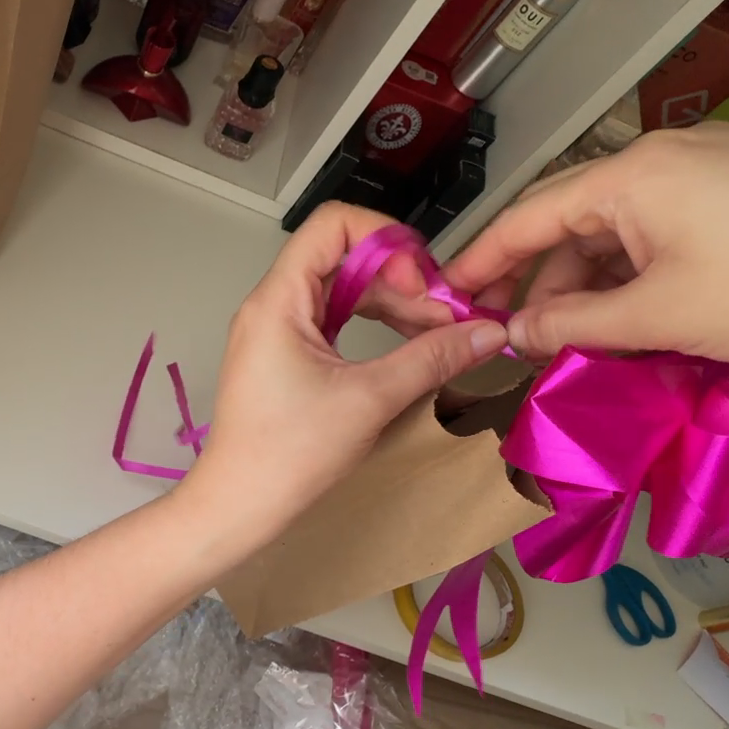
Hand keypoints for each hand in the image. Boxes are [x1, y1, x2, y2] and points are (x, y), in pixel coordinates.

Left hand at [177, 203, 508, 545]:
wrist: (239, 503)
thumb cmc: (288, 453)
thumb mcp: (370, 399)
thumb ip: (433, 357)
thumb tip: (489, 331)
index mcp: (278, 302)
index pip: (332, 225)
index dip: (387, 239)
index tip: (420, 283)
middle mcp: (270, 307)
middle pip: (344, 259)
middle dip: (400, 279)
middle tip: (443, 320)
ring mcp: (273, 334)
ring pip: (341, 293)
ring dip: (391, 307)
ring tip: (435, 339)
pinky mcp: (282, 359)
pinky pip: (331, 323)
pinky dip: (369, 329)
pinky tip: (405, 350)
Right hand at [445, 123, 728, 370]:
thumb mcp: (655, 316)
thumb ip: (567, 326)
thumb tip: (511, 335)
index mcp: (633, 175)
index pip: (524, 218)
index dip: (476, 264)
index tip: (442, 301)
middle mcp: (668, 162)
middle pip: (567, 225)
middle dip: (534, 285)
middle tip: (511, 338)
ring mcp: (713, 176)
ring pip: (615, 236)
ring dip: (586, 291)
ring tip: (577, 344)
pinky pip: (661, 239)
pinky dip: (633, 282)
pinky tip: (632, 323)